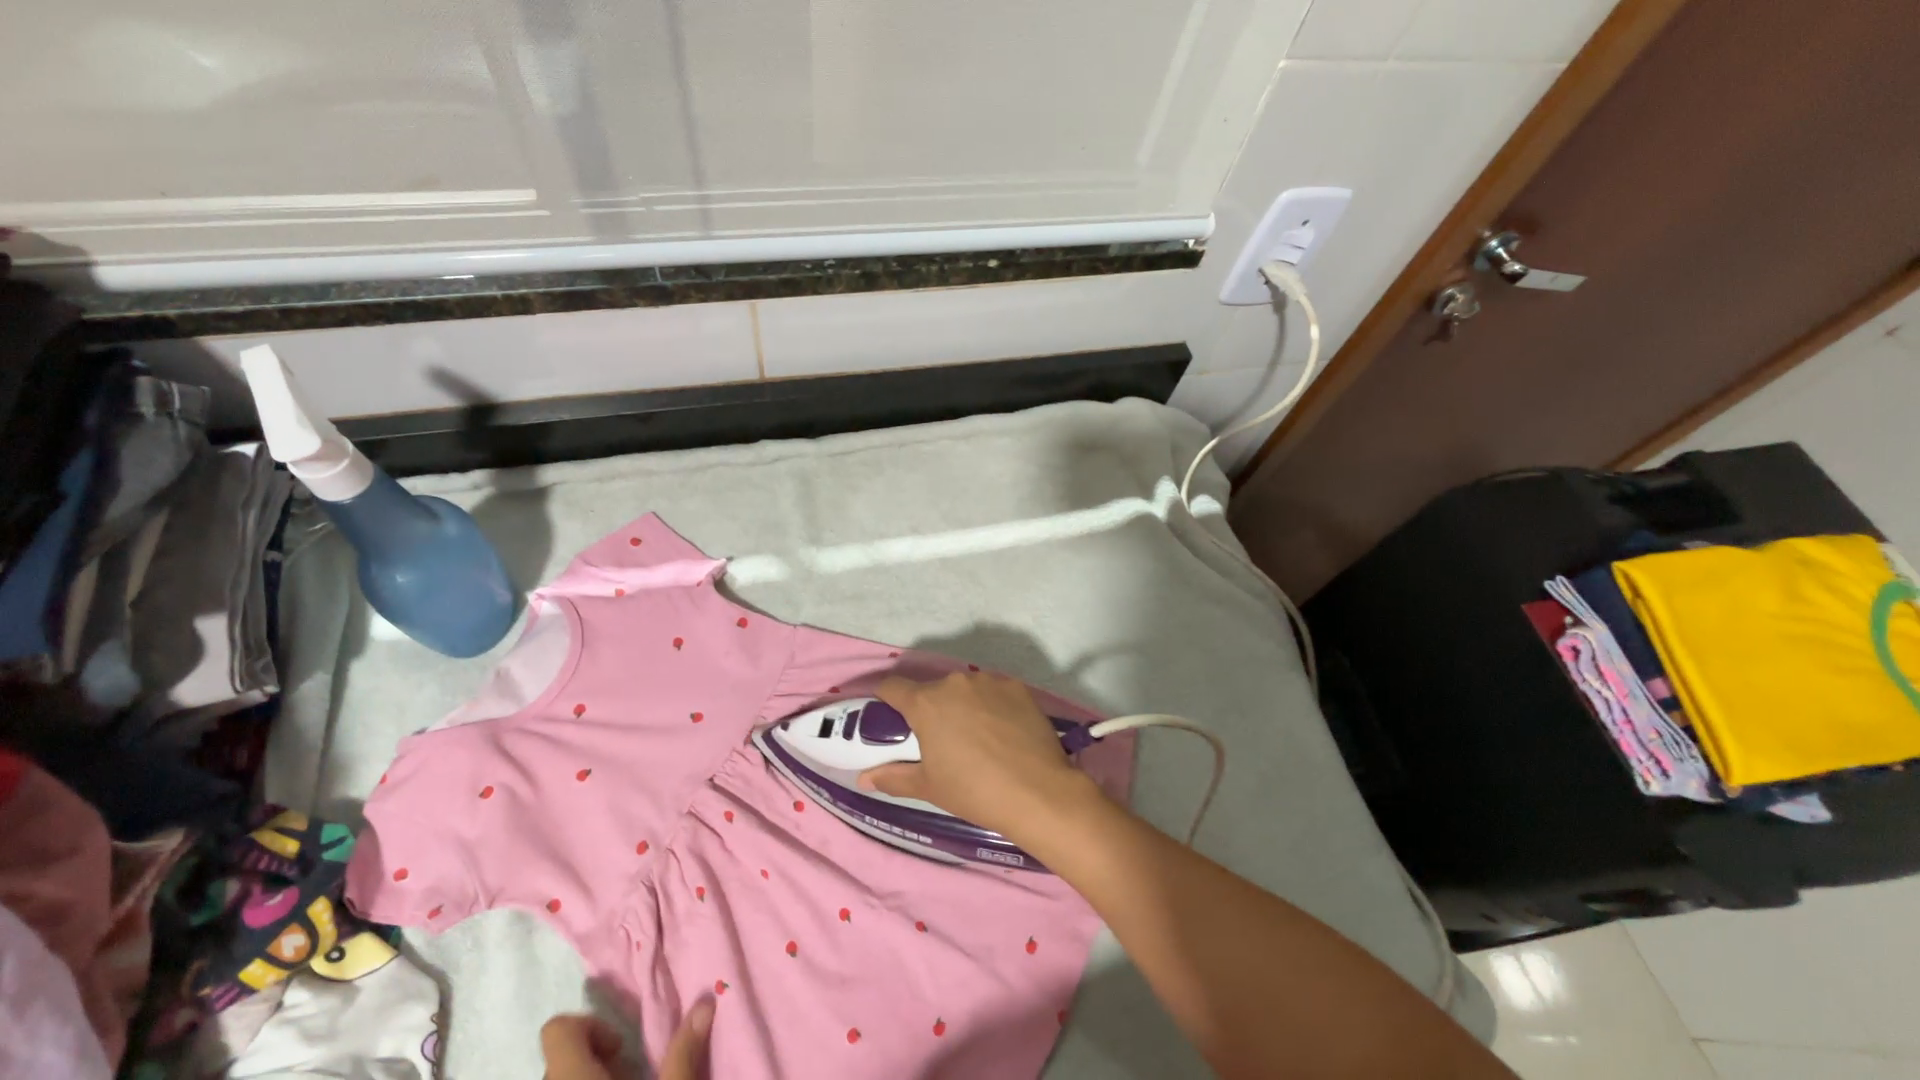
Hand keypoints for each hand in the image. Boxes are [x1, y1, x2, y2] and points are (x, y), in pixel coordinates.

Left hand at [542, 999, 712, 1079]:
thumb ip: (683, 1051)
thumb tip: (706, 1001)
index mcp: (571, 1075)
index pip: (557, 1029)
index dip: (591, 1029)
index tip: (623, 1048)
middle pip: (563, 1056)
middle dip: (598, 1057)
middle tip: (633, 1074)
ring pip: (562, 1077)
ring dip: (591, 1077)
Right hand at [858, 672, 1098, 838]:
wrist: (1038, 792)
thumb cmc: (974, 791)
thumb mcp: (929, 787)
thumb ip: (892, 777)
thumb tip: (864, 778)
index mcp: (926, 703)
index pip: (892, 686)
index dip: (886, 700)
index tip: (890, 718)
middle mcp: (955, 683)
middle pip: (932, 689)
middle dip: (930, 709)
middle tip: (939, 740)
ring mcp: (990, 682)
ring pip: (964, 689)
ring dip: (962, 705)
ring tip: (976, 738)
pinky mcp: (1018, 688)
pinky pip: (994, 692)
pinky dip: (991, 706)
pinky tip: (1001, 733)